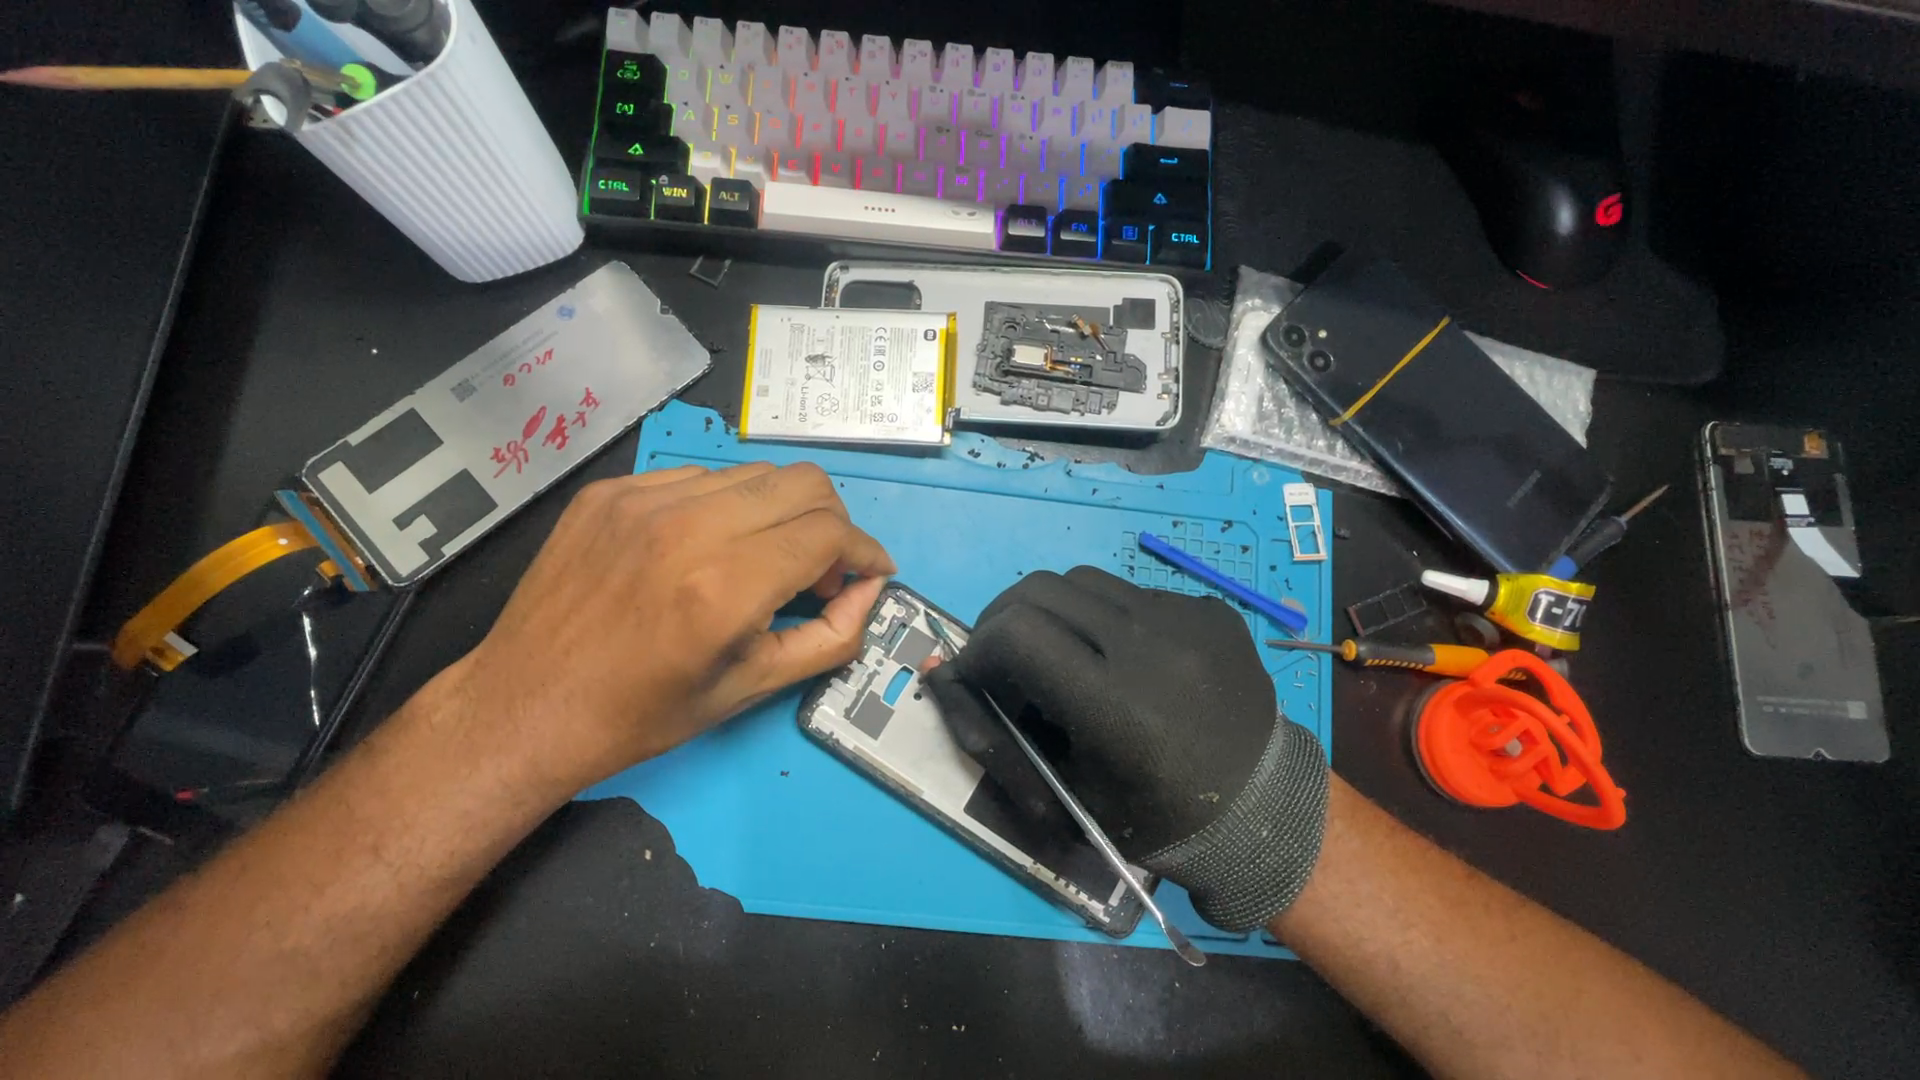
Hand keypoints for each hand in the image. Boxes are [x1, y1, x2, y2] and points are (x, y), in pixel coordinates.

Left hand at [450, 463, 893, 793]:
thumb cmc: (643, 713)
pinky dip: (725, 507)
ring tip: (762, 560)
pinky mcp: (611, 492)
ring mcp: (643, 499)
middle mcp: (689, 524)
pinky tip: (706, 549)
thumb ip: (830, 637)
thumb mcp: (751, 688)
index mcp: (726, 584)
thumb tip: (869, 592)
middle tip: (819, 571)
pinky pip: (698, 478)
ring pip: (754, 474)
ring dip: (780, 513)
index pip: (829, 534)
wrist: (526, 705)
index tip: (871, 574)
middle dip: (833, 524)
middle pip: (804, 482)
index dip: (865, 552)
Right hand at [922, 567, 1329, 931]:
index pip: (1015, 632)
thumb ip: (998, 734)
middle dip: (1004, 619)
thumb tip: (943, 674)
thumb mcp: (1067, 793)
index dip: (979, 647)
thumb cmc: (1156, 821)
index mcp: (1115, 703)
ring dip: (1054, 611)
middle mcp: (1151, 644)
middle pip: (1040, 589)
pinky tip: (1123, 657)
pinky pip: (1134, 592)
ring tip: (1061, 653)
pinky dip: (1106, 617)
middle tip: (1003, 656)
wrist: (1266, 812)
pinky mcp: (1211, 608)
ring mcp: (1187, 618)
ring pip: (1084, 580)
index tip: (977, 674)